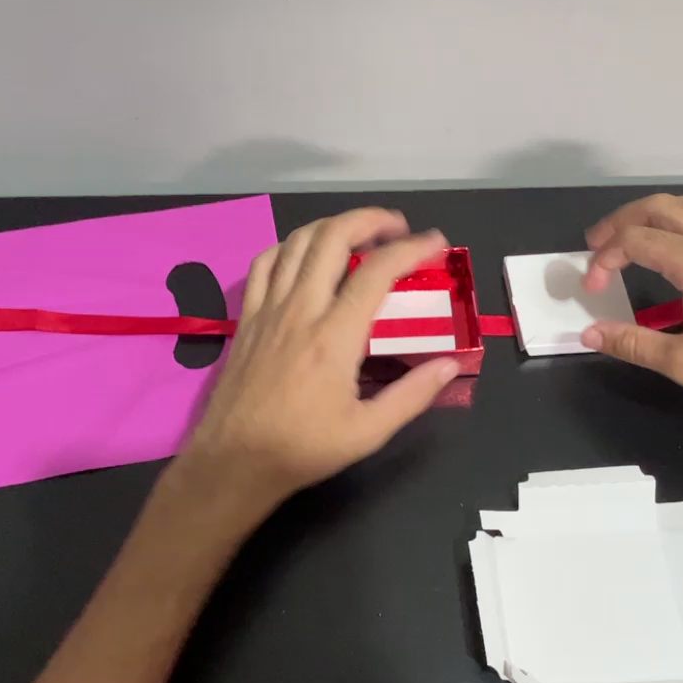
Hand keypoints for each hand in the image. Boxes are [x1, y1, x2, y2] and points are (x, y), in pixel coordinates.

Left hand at [172, 208, 459, 508]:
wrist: (234, 462)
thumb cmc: (303, 450)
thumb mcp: (367, 432)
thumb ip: (412, 396)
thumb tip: (448, 364)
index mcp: (334, 337)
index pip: (377, 272)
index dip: (411, 248)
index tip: (436, 243)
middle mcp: (299, 311)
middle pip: (332, 237)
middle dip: (370, 219)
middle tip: (397, 227)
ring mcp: (267, 310)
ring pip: (297, 242)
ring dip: (332, 227)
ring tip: (358, 235)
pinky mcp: (247, 318)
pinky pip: (265, 264)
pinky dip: (291, 247)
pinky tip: (305, 256)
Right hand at [580, 193, 682, 421]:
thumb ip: (632, 344)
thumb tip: (590, 334)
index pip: (634, 241)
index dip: (602, 260)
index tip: (590, 289)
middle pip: (658, 207)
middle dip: (620, 222)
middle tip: (594, 246)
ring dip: (650, 216)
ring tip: (627, 240)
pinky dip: (678, 221)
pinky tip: (671, 248)